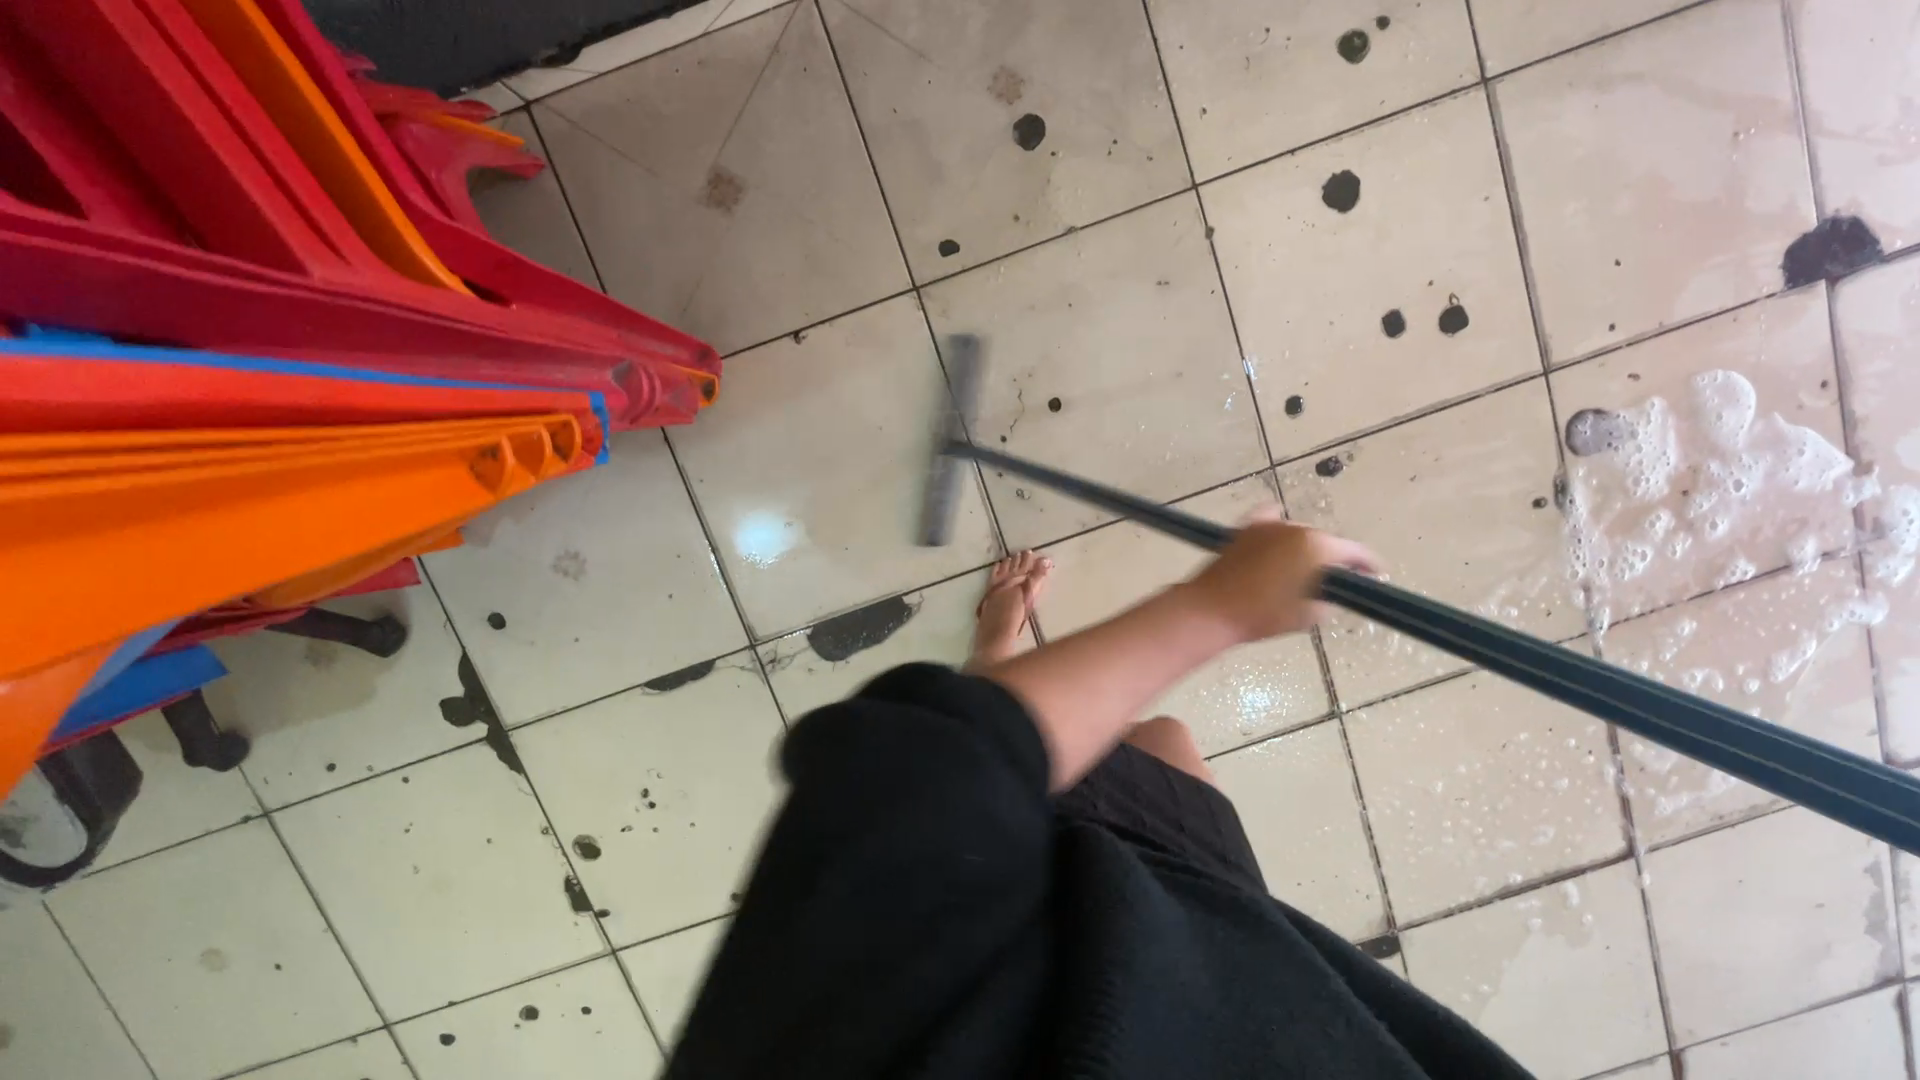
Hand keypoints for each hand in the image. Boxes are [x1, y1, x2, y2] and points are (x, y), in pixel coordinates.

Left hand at [1181, 507, 1380, 644]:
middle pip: (1324, 540)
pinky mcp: (1244, 529)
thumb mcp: (1306, 615)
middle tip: (1337, 577)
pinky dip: (1278, 524)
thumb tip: (1331, 596)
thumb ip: (1327, 601)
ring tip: (1306, 566)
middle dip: (1333, 557)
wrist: (1211, 609)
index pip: (1352, 551)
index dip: (1367, 563)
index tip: (1376, 573)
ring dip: (1306, 545)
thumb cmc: (1261, 615)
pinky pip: (1268, 519)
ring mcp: (1267, 526)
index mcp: (1314, 547)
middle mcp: (1294, 529)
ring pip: (1298, 532)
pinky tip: (1281, 532)